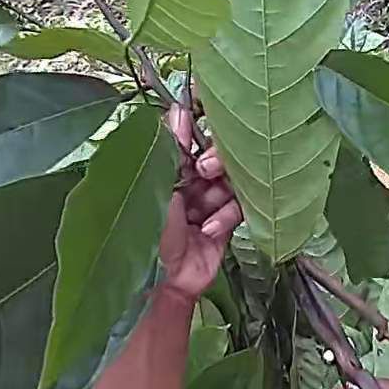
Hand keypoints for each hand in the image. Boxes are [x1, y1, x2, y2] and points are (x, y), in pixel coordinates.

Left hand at [159, 104, 241, 303]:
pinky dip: (226, 217)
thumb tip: (178, 108)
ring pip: (232, 182)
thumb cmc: (150, 232)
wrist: (163, 280)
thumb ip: (173, 147)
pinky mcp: (225, 225)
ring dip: (220, 193)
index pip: (191, 141)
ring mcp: (209, 205)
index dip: (202, 130)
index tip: (214, 114)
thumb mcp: (158, 184)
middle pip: (218, 159)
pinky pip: (238, 209)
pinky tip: (209, 227)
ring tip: (204, 206)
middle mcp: (190, 185)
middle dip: (216, 162)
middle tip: (206, 169)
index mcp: (169, 171)